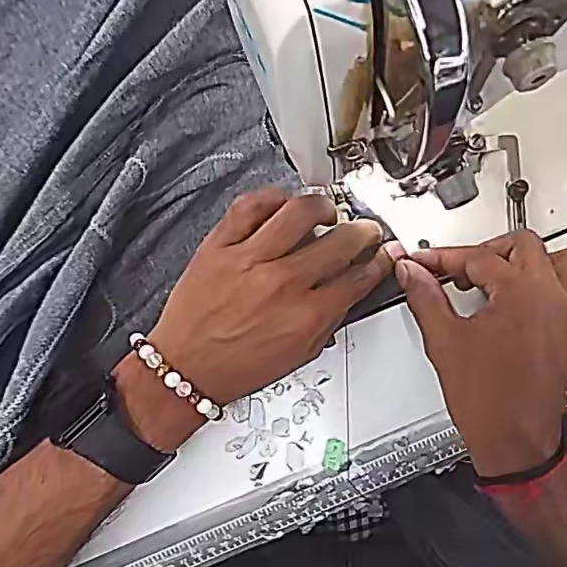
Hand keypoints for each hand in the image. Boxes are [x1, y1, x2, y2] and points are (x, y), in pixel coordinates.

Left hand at [114, 188, 395, 450]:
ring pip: (300, 211)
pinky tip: (282, 205)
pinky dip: (273, 197)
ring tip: (325, 210)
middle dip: (363, 232)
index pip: (358, 276)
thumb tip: (348, 290)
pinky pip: (251, 205)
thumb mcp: (298, 354)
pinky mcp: (220, 246)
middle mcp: (281, 284)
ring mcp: (249, 260)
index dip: (378, 260)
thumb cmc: (235, 367)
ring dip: (323, 205)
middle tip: (362, 230)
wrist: (186, 369)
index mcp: (306, 316)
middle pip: (340, 240)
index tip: (380, 254)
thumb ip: (328, 320)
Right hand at [396, 231, 566, 476]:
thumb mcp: (444, 341)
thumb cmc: (490, 402)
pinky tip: (532, 296)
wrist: (514, 440)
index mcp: (521, 293)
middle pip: (522, 246)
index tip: (426, 263)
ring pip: (563, 259)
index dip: (445, 258)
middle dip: (485, 252)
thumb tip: (414, 273)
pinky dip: (556, 284)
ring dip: (531, 259)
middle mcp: (552, 298)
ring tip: (501, 272)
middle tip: (457, 269)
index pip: (478, 257)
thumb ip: (426, 297)